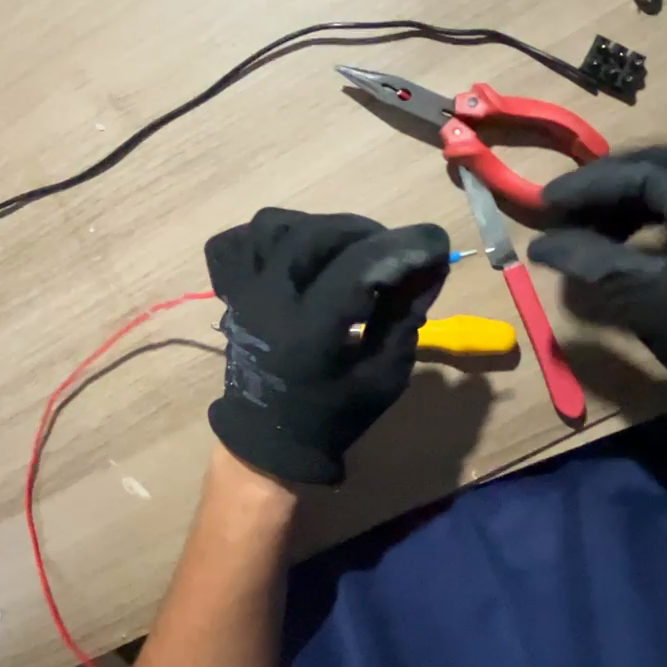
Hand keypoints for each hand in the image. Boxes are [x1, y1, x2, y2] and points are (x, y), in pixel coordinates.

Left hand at [205, 208, 449, 484]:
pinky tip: (296, 251)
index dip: (402, 247)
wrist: (269, 440)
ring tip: (346, 249)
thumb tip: (431, 265)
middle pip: (313, 234)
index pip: (356, 266)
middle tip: (390, 252)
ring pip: (272, 225)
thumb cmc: (334, 414)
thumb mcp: (385, 375)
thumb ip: (406, 315)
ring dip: (319, 227)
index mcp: (308, 333)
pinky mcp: (231, 291)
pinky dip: (268, 236)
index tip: (435, 243)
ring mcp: (242, 294)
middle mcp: (268, 303)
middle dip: (364, 232)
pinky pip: (236, 242)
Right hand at [527, 146, 666, 466]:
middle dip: (601, 189)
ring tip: (578, 228)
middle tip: (556, 210)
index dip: (587, 184)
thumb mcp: (641, 298)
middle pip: (657, 171)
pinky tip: (613, 241)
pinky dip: (641, 221)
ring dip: (619, 204)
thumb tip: (538, 244)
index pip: (644, 171)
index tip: (543, 203)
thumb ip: (588, 260)